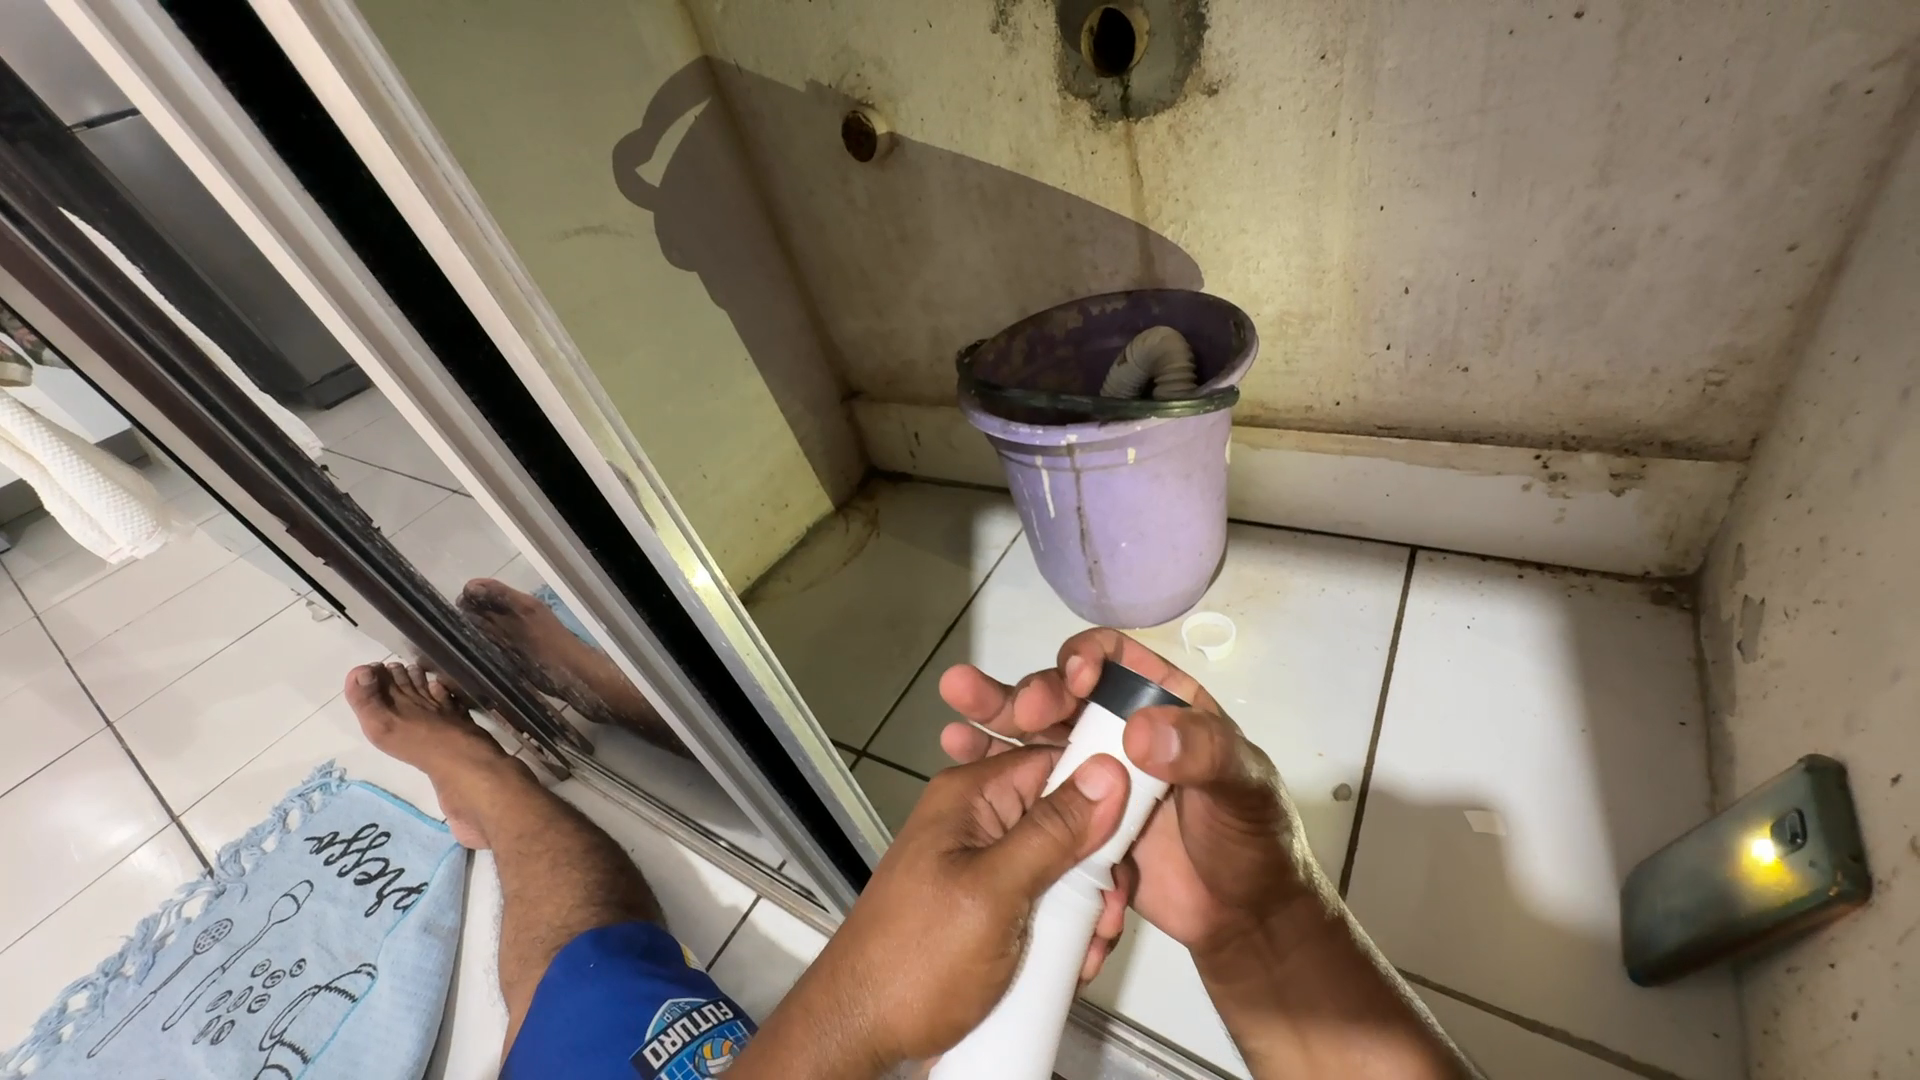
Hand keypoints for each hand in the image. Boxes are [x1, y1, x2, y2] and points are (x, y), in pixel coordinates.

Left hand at [731, 746, 1131, 1076]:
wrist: (863, 1032)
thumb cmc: (910, 961)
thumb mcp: (992, 893)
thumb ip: (1052, 832)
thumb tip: (1106, 772)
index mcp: (972, 796)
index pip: (1053, 760)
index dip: (1100, 788)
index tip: (1133, 830)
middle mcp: (980, 820)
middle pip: (1066, 817)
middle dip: (1095, 867)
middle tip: (1104, 913)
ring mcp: (987, 863)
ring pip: (1063, 865)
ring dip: (1085, 907)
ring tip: (1084, 947)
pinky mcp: (993, 903)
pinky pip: (1046, 900)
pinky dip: (1066, 930)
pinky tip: (1068, 961)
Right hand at [939, 628, 1322, 961]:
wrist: (1241, 918)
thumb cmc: (1253, 840)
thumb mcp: (1245, 787)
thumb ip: (1205, 753)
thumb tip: (1141, 732)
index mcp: (1162, 703)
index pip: (1116, 658)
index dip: (1089, 657)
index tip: (1075, 681)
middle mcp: (1119, 726)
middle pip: (1063, 692)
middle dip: (1032, 692)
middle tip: (1017, 712)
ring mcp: (1092, 769)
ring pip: (1035, 732)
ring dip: (995, 716)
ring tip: (957, 710)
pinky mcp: (1071, 812)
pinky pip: (1028, 782)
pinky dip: (991, 764)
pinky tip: (957, 752)